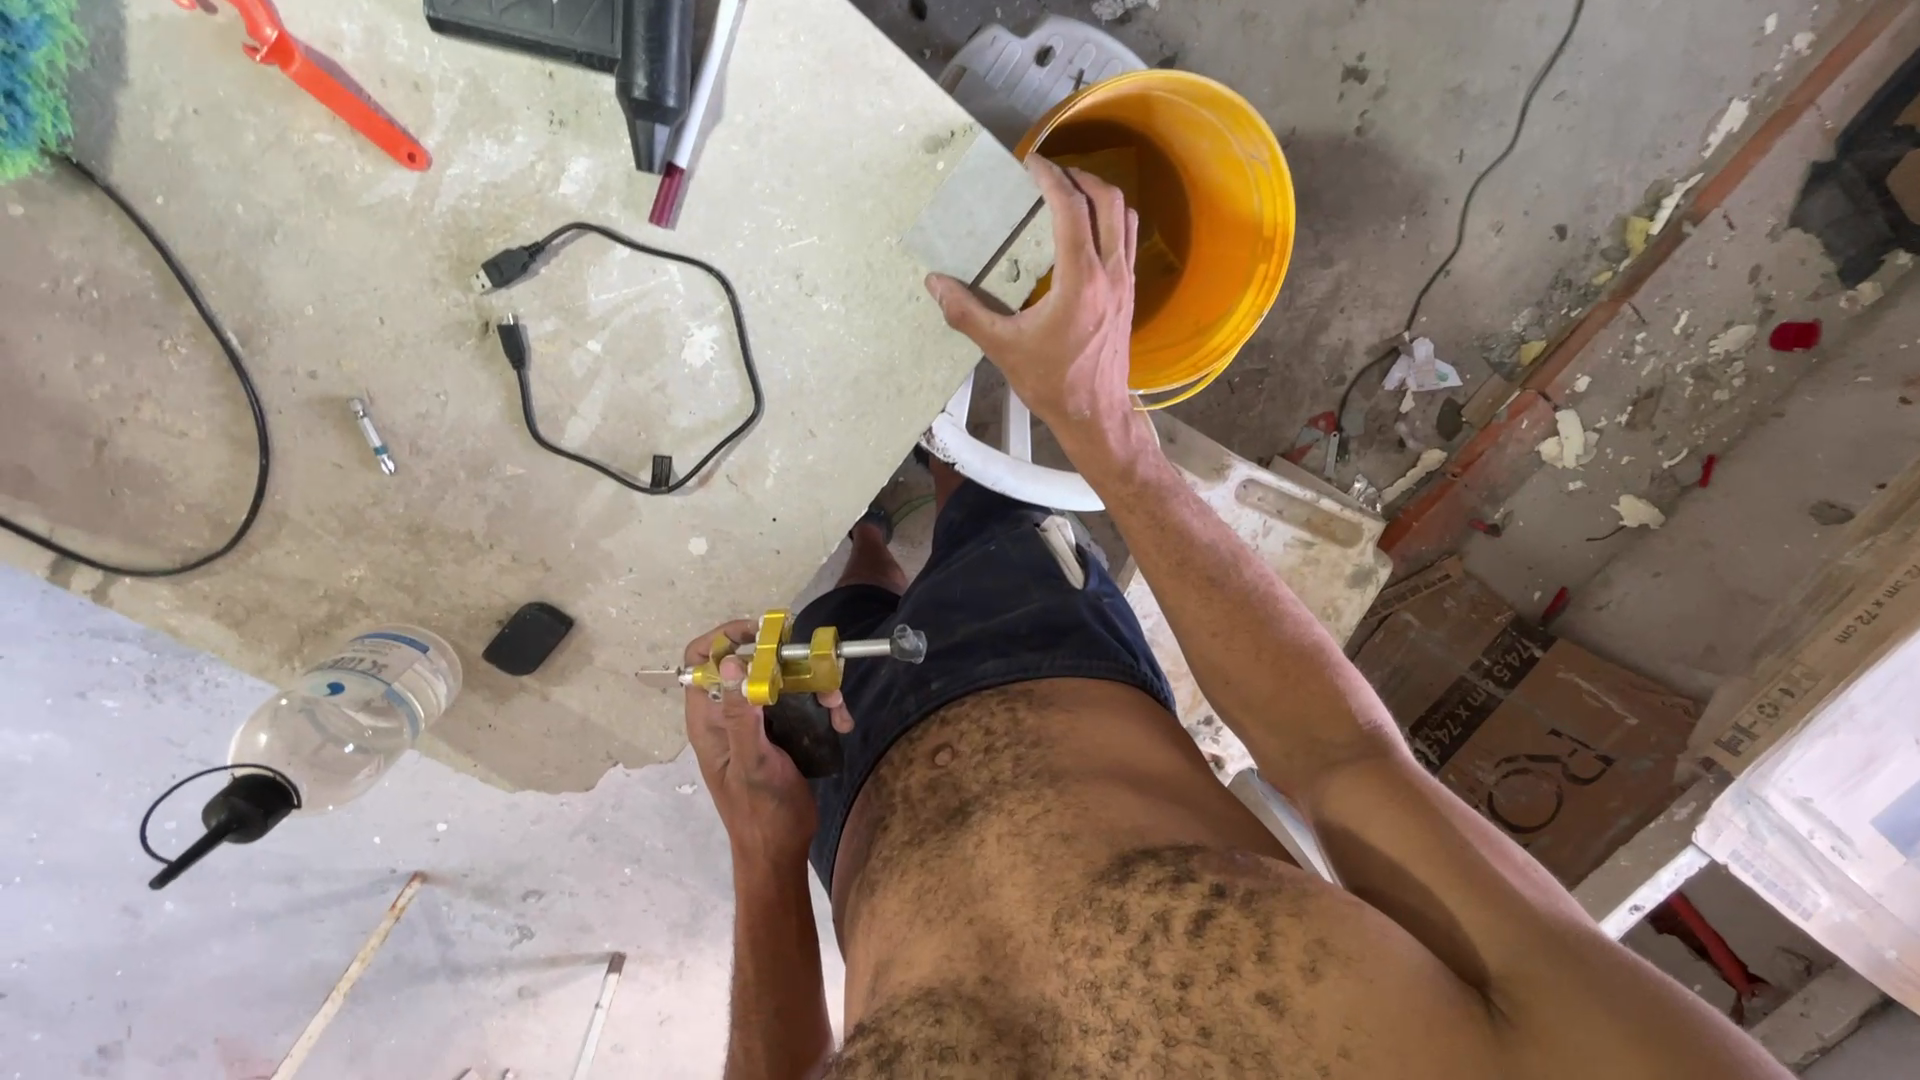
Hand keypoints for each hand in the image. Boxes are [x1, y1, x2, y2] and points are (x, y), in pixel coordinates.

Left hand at [681, 622, 850, 869]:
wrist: (782, 850)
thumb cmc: (760, 813)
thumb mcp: (751, 763)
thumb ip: (741, 715)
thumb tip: (736, 663)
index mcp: (709, 719)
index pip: (703, 661)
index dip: (725, 638)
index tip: (761, 633)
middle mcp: (729, 713)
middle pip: (751, 663)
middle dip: (786, 663)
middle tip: (815, 666)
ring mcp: (757, 721)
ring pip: (782, 680)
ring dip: (813, 685)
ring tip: (836, 705)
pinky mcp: (782, 731)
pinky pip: (801, 702)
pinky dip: (823, 705)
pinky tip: (840, 721)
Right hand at [923, 154, 1155, 472]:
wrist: (1095, 414)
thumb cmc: (1052, 384)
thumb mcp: (1003, 349)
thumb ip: (967, 313)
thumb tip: (935, 284)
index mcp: (1080, 279)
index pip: (1071, 208)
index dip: (1050, 177)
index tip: (1029, 163)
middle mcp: (1110, 272)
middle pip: (1107, 200)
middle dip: (1078, 177)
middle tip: (1048, 175)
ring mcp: (1125, 282)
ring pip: (1125, 217)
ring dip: (1100, 195)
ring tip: (1070, 192)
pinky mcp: (1129, 295)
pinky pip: (1128, 240)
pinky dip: (1110, 220)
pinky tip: (1086, 231)